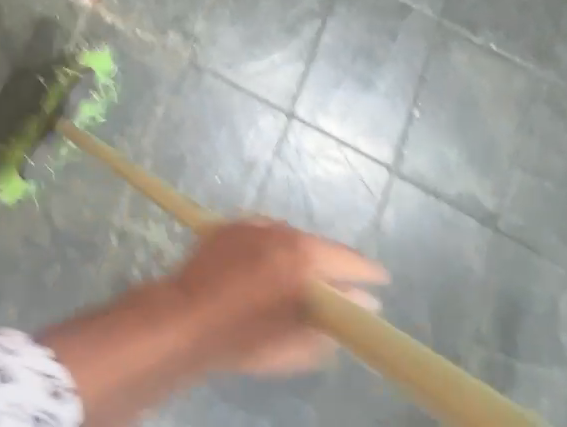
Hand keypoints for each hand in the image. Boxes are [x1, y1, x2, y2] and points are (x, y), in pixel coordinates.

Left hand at [167, 219, 387, 375]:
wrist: (184, 318)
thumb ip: (335, 320)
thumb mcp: (299, 342)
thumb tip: (361, 304)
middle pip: (317, 244)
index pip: (347, 258)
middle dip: (333, 263)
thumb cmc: (244, 337)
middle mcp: (278, 231)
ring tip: (306, 274)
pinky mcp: (226, 226)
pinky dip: (273, 245)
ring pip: (288, 236)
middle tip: (345, 283)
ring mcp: (249, 225)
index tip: (382, 281)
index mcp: (301, 256)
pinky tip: (272, 262)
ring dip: (302, 252)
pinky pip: (261, 232)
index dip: (368, 271)